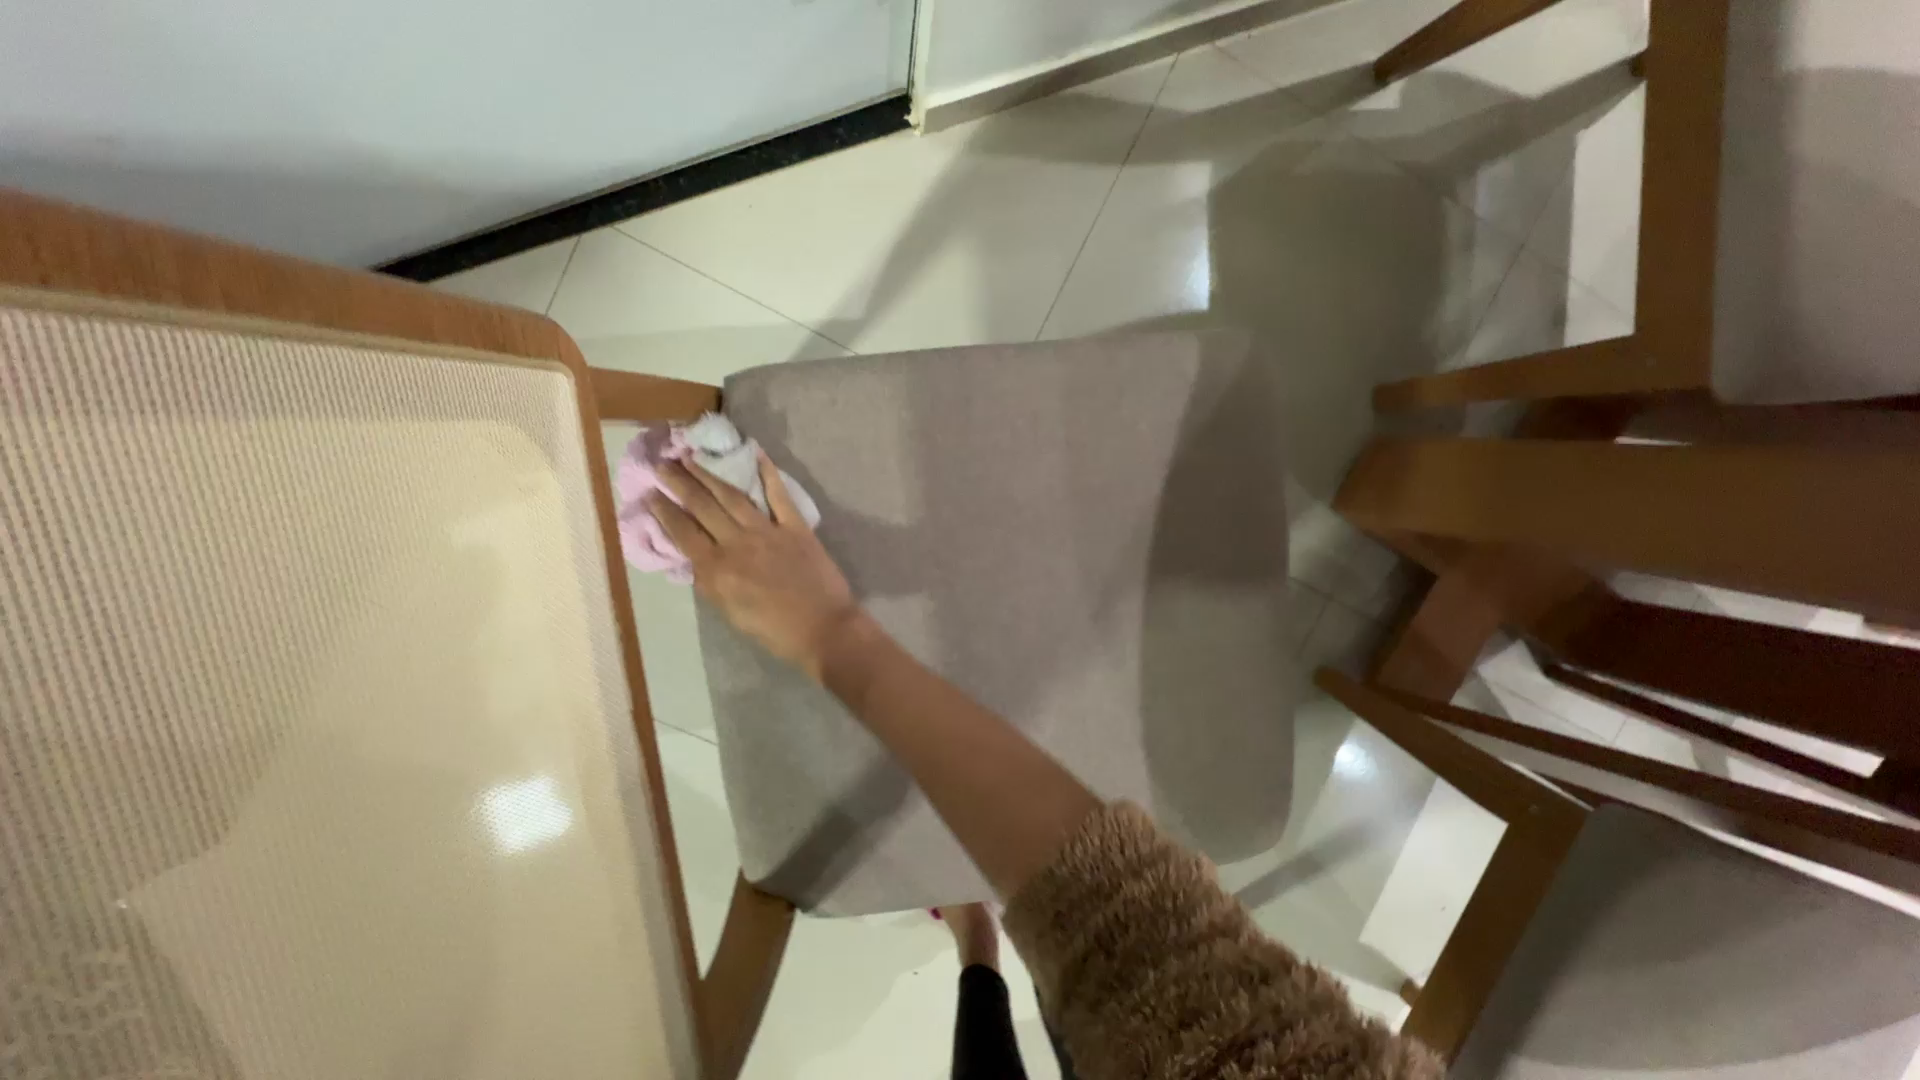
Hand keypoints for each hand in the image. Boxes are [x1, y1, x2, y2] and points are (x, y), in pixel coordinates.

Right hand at [649, 452, 861, 679]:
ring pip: (732, 496)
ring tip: (692, 458)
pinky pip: (779, 495)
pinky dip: (768, 473)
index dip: (664, 512)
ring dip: (709, 474)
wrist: (824, 629)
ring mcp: (768, 532)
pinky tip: (755, 453)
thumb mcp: (729, 613)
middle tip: (663, 463)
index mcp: (717, 570)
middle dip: (679, 483)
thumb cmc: (774, 631)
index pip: (683, 533)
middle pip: (702, 507)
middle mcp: (737, 544)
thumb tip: (694, 560)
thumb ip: (710, 583)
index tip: (650, 493)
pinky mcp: (796, 527)